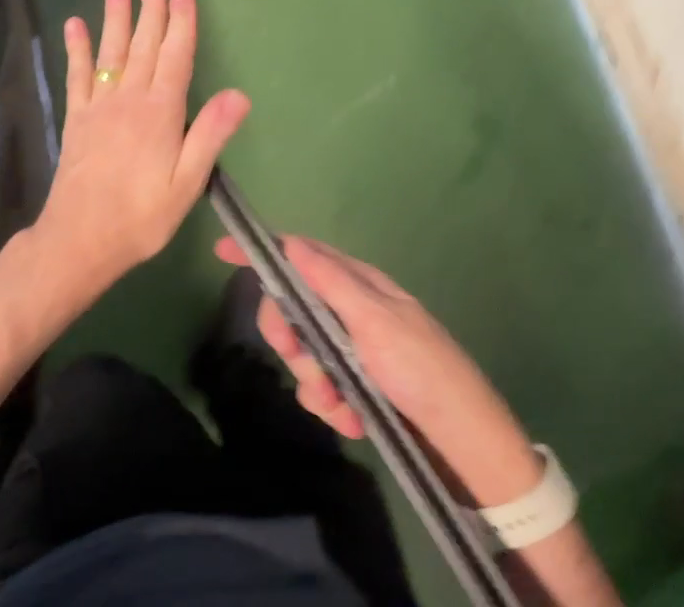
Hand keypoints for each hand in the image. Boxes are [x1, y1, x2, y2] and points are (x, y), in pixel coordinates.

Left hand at [30, 0, 250, 285]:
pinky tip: (74, 25)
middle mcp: (129, 99)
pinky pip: (77, 76)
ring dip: (115, 16)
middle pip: (143, 44)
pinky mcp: (77, 119)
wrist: (81, 239)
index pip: (175, 56)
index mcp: (161, 113)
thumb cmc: (142, 217)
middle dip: (150, 7)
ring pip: (111, 51)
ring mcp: (99, 106)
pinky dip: (77, 49)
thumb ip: (209, 136)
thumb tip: (239, 95)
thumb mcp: (187, 183)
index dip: (181, 21)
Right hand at [215, 235, 542, 505]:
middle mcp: (353, 313)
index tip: (223, 253)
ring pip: (305, 357)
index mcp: (360, 286)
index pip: (303, 257)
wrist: (461, 441)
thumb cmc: (421, 370)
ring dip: (316, 384)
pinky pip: (322, 389)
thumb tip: (293, 243)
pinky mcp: (357, 386)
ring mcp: (354, 352)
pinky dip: (333, 407)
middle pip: (293, 312)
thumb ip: (332, 283)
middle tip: (300, 360)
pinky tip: (353, 423)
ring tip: (342, 407)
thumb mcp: (376, 321)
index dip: (265, 254)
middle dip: (291, 341)